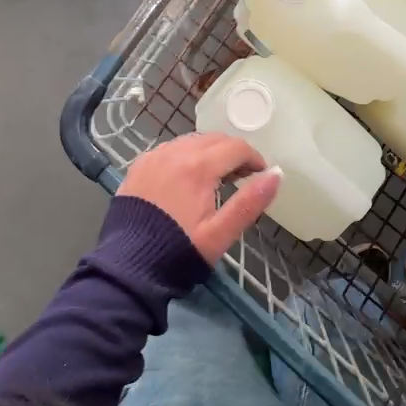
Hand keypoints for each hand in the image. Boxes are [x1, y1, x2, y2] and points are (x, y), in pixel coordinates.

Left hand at [117, 133, 280, 263]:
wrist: (129, 267)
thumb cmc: (179, 252)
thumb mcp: (220, 234)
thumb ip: (250, 202)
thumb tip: (276, 174)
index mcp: (199, 167)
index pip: (236, 147)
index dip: (254, 158)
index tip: (260, 174)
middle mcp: (176, 152)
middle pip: (214, 139)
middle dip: (232, 153)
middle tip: (240, 177)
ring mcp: (154, 157)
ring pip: (191, 141)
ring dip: (209, 153)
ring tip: (215, 179)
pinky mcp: (139, 166)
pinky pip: (170, 150)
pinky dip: (185, 156)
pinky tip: (186, 178)